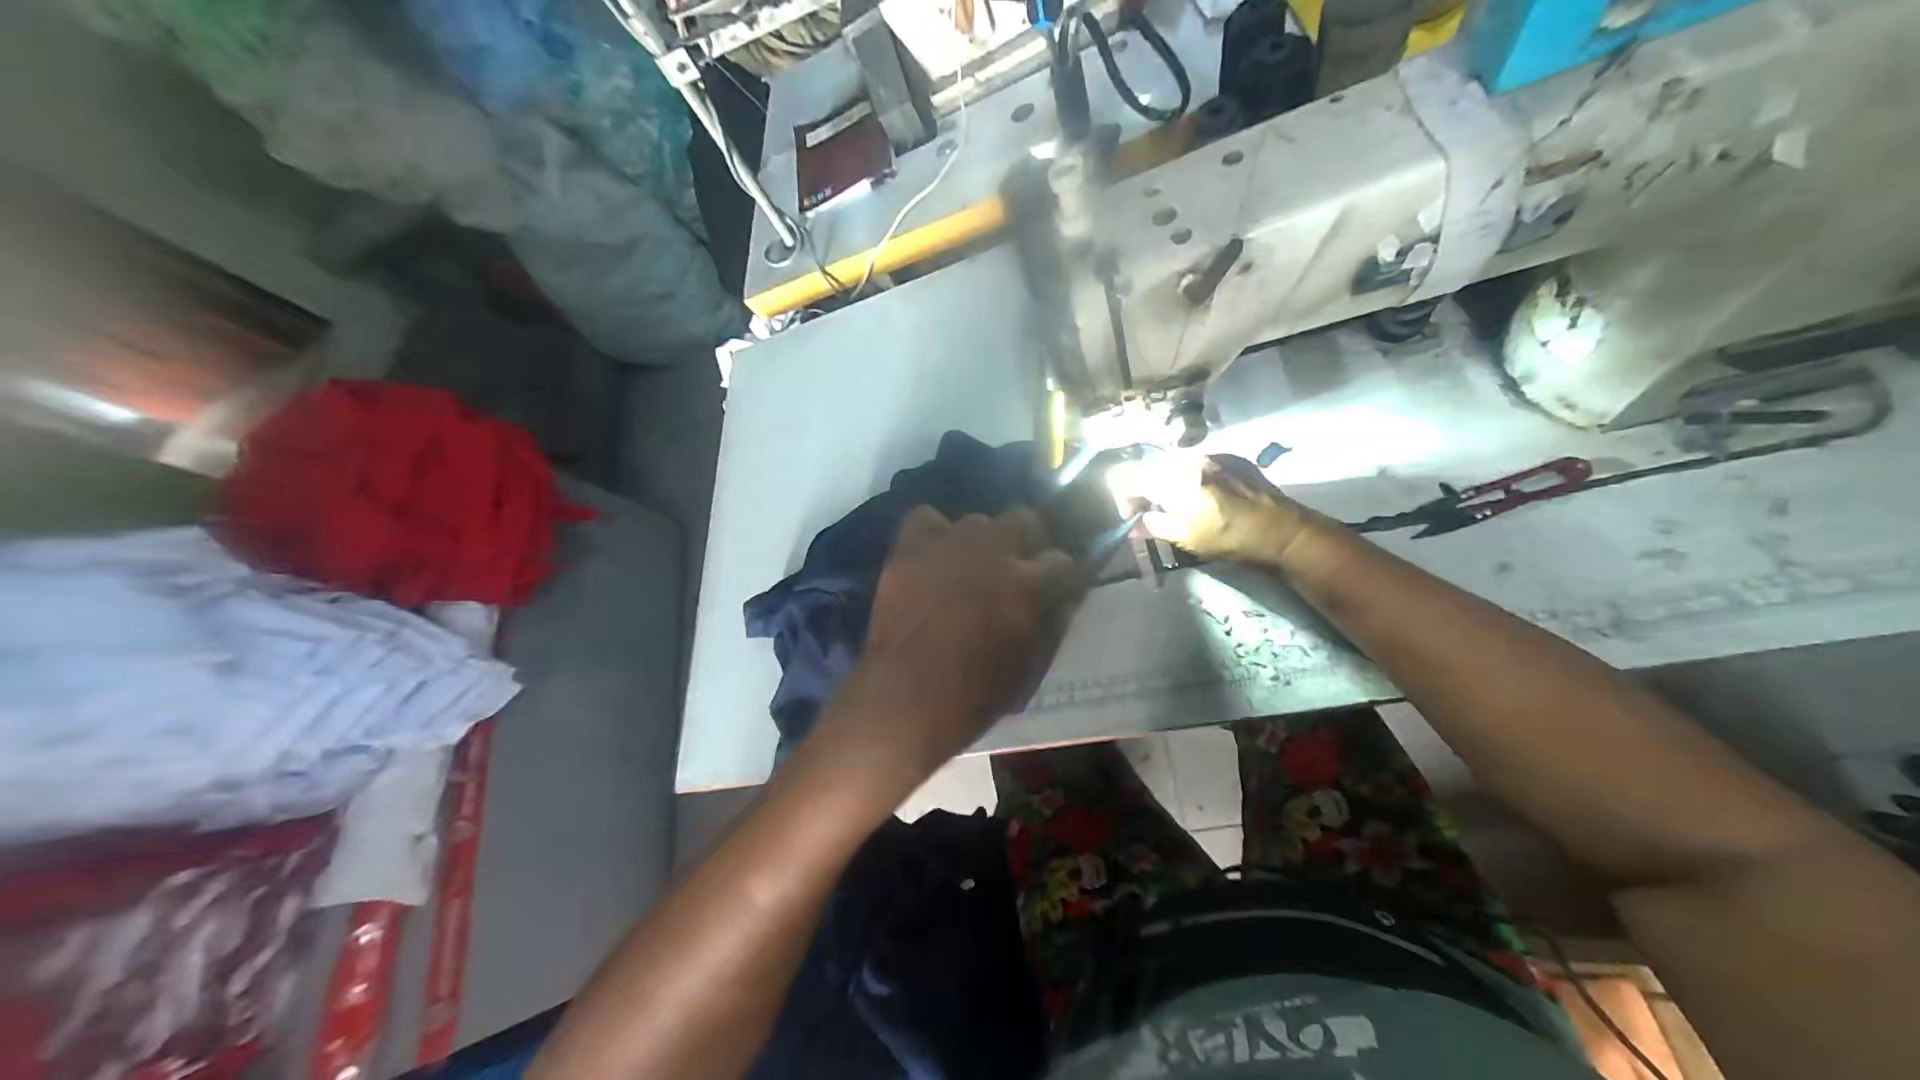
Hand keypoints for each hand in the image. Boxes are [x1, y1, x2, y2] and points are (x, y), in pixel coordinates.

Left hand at [810, 507, 1076, 787]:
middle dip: (1027, 542)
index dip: (1058, 577)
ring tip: (969, 567)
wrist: (904, 700)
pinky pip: (926, 518)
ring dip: (981, 541)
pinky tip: (934, 557)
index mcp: (1028, 585)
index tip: (1052, 589)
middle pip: (1023, 519)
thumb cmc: (973, 697)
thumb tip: (1061, 599)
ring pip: (977, 520)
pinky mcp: (909, 549)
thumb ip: (1049, 626)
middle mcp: (993, 553)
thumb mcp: (1028, 669)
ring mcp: (948, 546)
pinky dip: (934, 533)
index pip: (1062, 561)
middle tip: (1015, 569)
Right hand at [1125, 454, 1326, 568]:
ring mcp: (1216, 455)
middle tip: (1154, 514)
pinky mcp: (1235, 459)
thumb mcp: (1188, 538)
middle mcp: (1194, 459)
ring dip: (1172, 485)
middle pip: (1156, 469)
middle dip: (1148, 491)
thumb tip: (1137, 524)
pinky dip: (1195, 479)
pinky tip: (1207, 498)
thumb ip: (1156, 527)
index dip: (1125, 498)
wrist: (1286, 532)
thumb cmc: (1233, 539)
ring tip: (1182, 507)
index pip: (1134, 478)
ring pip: (1179, 466)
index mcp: (1178, 478)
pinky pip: (1202, 464)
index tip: (1132, 517)